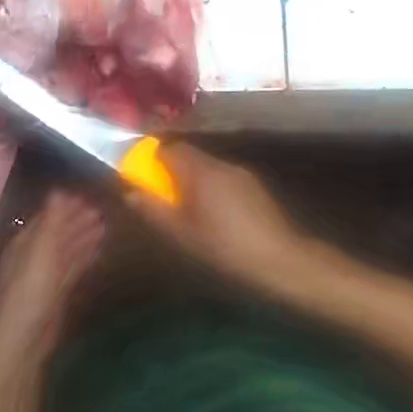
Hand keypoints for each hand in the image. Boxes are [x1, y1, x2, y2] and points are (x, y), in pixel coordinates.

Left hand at [0, 190, 105, 359]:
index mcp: (23, 244)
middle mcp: (32, 256)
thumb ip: (51, 223)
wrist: (24, 340)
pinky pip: (72, 267)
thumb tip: (58, 190)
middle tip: (99, 207)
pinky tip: (97, 248)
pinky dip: (84, 255)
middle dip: (75, 220)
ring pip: (66, 250)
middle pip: (56, 233)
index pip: (45, 218)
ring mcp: (44, 276)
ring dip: (82, 236)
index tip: (85, 195)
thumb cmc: (29, 292)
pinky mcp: (56, 293)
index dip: (64, 207)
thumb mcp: (41, 253)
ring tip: (103, 222)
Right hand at [123, 143, 350, 298]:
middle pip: (188, 156)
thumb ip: (152, 210)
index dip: (151, 159)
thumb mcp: (180, 234)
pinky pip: (223, 179)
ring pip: (206, 168)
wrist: (284, 263)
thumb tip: (129, 192)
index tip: (142, 178)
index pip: (168, 148)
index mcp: (199, 170)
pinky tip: (215, 217)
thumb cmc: (225, 247)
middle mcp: (221, 164)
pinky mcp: (256, 189)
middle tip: (162, 198)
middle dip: (170, 171)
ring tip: (187, 210)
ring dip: (192, 181)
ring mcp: (242, 175)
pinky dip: (211, 190)